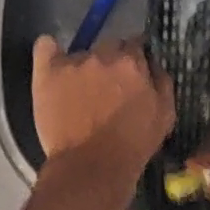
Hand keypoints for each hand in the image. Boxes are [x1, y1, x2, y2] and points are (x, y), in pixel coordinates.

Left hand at [32, 35, 174, 176]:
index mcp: (132, 63)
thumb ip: (162, 82)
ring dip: (84, 66)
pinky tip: (54, 62)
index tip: (133, 74)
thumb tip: (153, 63)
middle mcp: (103, 55)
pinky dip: (50, 51)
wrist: (92, 166)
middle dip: (112, 61)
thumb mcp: (164, 115)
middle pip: (109, 45)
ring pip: (81, 53)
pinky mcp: (47, 73)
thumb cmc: (133, 145)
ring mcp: (73, 62)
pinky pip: (45, 47)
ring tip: (81, 92)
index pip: (136, 44)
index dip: (135, 58)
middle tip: (109, 86)